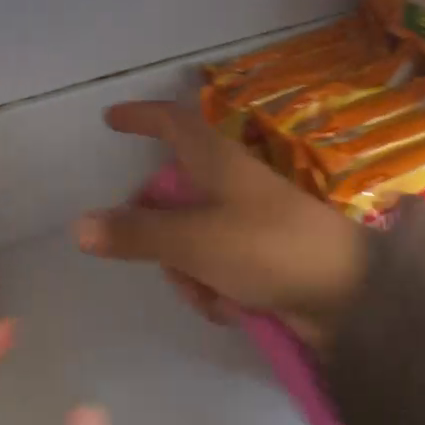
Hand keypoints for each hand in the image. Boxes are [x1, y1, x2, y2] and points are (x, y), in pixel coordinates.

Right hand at [74, 101, 369, 351]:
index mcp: (216, 159)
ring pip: (188, 238)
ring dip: (189, 272)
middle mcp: (229, 182)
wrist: (344, 292)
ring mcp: (245, 218)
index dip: (141, 116)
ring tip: (212, 293)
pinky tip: (233, 307)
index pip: (172, 121)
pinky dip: (215, 287)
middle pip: (171, 196)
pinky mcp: (258, 254)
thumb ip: (137, 233)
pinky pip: (214, 266)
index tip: (111, 119)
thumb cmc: (267, 246)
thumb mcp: (193, 240)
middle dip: (160, 236)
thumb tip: (80, 225)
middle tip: (166, 261)